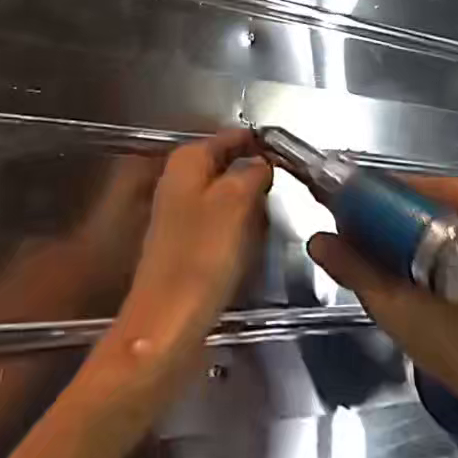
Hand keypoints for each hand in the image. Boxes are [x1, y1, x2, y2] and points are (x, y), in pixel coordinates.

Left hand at [106, 129, 270, 367]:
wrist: (167, 320)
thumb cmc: (201, 256)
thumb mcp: (236, 202)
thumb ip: (252, 172)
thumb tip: (263, 160)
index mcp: (187, 160)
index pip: (231, 136)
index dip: (261, 142)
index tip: (291, 155)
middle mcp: (178, 179)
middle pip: (227, 163)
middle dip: (256, 172)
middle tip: (288, 186)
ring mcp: (179, 211)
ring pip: (225, 192)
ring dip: (248, 200)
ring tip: (274, 212)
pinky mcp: (185, 241)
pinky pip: (220, 219)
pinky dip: (238, 224)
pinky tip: (252, 238)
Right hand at [306, 175, 457, 411]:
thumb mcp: (401, 309)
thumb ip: (355, 269)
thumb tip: (319, 240)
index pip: (389, 185)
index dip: (355, 207)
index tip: (335, 232)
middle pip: (405, 203)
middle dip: (375, 230)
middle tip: (358, 265)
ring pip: (423, 223)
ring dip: (397, 246)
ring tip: (384, 282)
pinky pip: (443, 238)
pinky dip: (421, 255)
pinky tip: (415, 290)